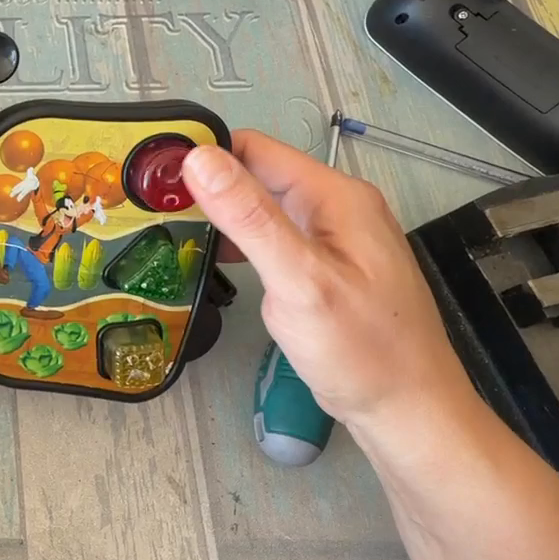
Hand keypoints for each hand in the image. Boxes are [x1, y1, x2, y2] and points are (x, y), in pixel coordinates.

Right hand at [181, 130, 473, 424]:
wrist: (406, 410)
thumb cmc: (359, 348)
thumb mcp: (297, 279)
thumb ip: (248, 217)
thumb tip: (199, 158)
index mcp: (334, 197)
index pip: (254, 149)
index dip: (203, 157)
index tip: (154, 179)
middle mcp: (334, 206)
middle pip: (256, 173)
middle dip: (204, 185)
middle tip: (152, 208)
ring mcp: (329, 236)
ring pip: (260, 204)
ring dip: (217, 212)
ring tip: (169, 229)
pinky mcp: (320, 264)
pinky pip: (270, 233)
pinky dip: (236, 239)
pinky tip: (211, 258)